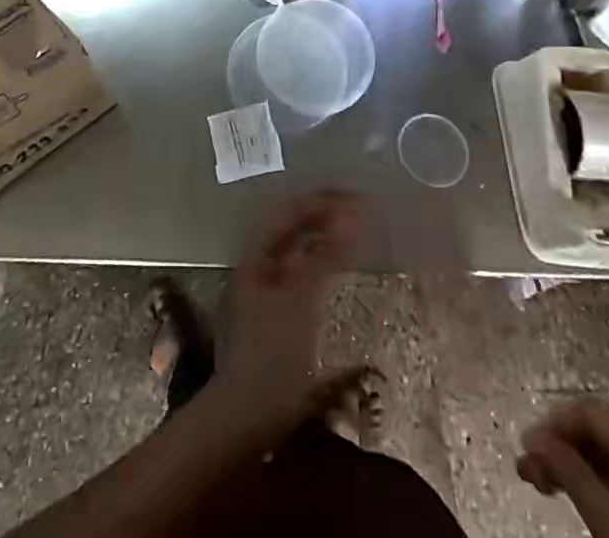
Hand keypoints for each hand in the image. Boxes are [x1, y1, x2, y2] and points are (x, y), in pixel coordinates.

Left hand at [217, 191, 363, 423]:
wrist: (247, 413)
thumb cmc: (271, 355)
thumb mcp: (300, 301)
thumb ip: (324, 257)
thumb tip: (350, 216)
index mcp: (255, 259)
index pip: (286, 213)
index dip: (318, 200)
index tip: (353, 194)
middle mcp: (258, 268)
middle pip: (291, 230)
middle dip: (324, 215)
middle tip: (361, 208)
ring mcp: (267, 291)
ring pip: (298, 252)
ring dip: (325, 237)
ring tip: (356, 228)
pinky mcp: (279, 313)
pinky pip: (303, 275)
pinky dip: (323, 263)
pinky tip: (341, 266)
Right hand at [516, 399, 608, 537]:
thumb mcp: (608, 520)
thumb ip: (572, 474)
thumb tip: (536, 437)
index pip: (591, 411)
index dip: (555, 421)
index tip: (529, 447)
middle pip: (599, 430)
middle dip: (560, 444)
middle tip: (529, 470)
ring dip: (573, 463)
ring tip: (543, 486)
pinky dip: (594, 481)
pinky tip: (579, 499)